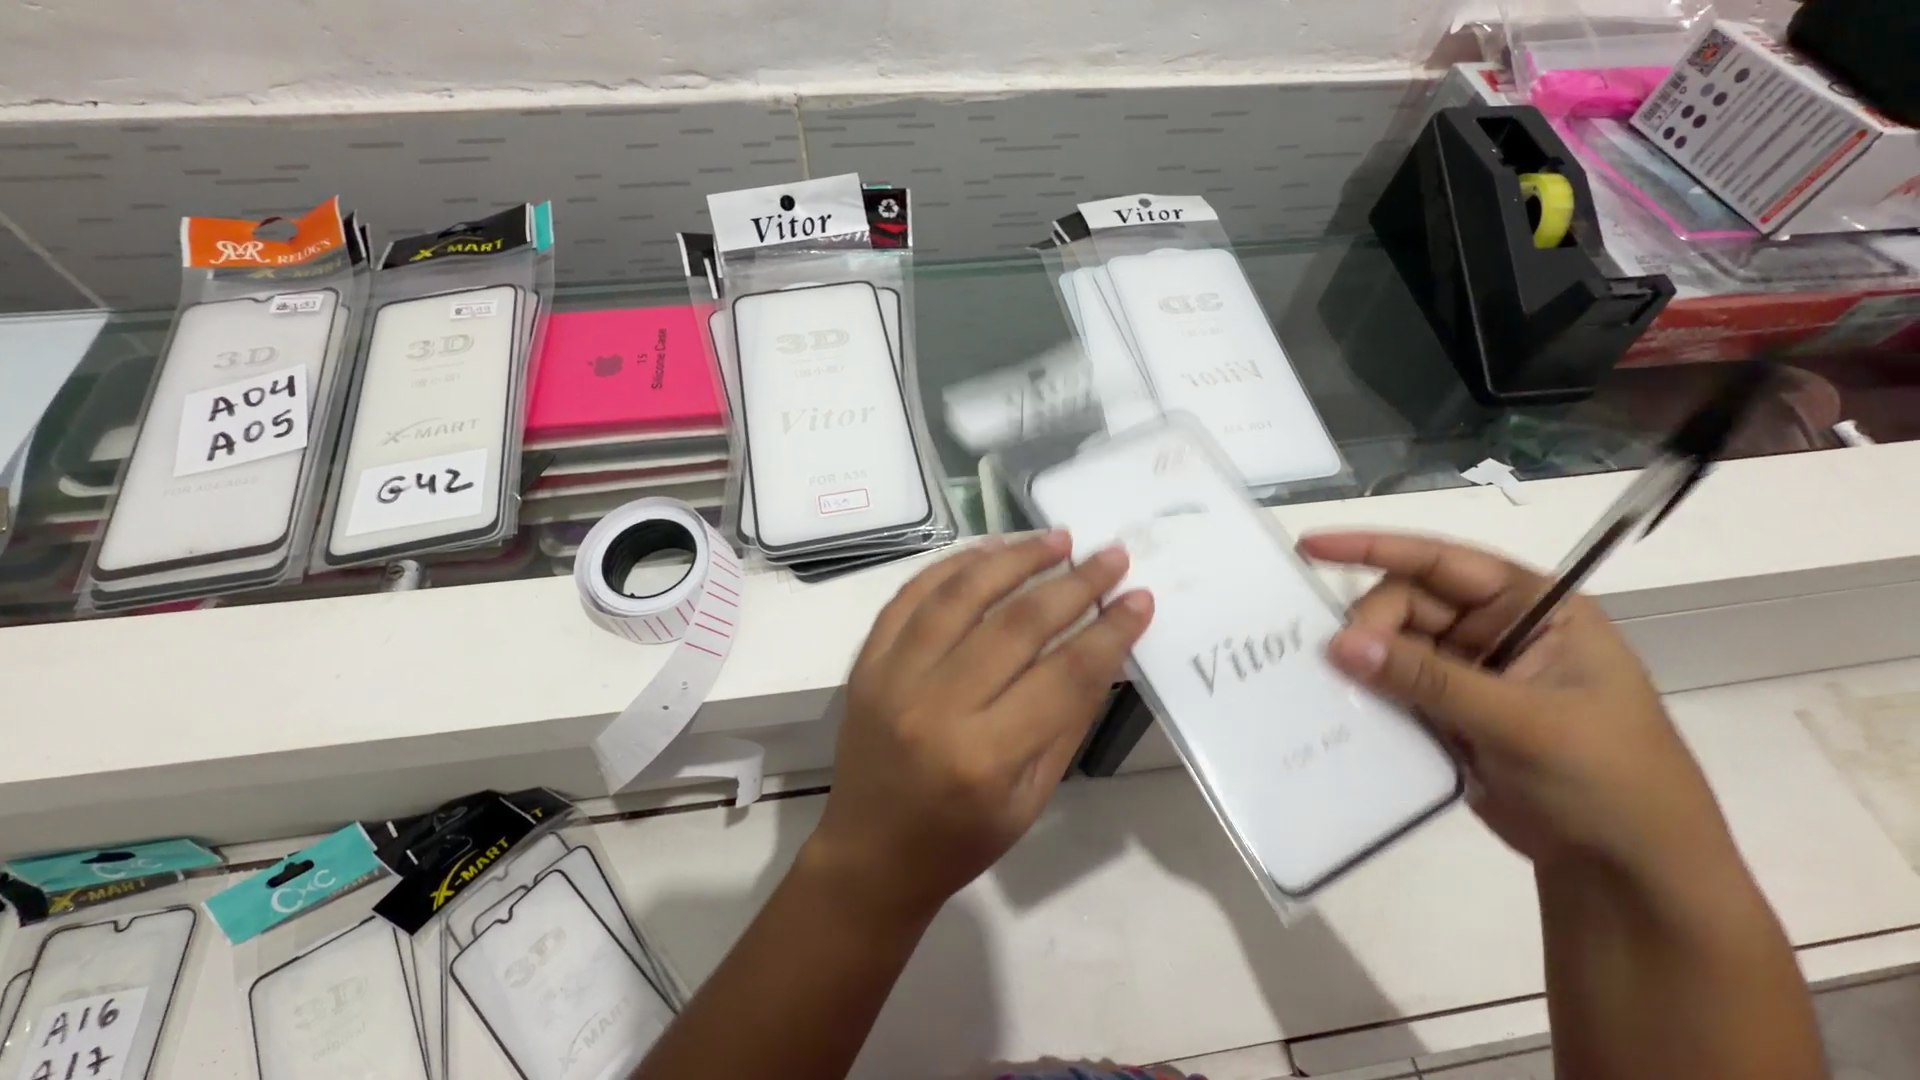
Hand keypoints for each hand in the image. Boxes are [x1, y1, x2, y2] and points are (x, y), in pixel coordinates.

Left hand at [807, 532, 1152, 923]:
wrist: (870, 855)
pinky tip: (991, 550)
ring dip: (1015, 558)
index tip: (1139, 597)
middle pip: (1017, 624)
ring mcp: (892, 678)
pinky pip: (910, 596)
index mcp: (985, 756)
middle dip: (1074, 584)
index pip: (1064, 674)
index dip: (1109, 631)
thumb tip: (1105, 651)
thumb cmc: (961, 839)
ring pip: (961, 595)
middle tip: (1110, 556)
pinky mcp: (866, 662)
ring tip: (1057, 539)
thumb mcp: (1032, 797)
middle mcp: (936, 707)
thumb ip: (1067, 719)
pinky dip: (953, 566)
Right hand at [1299, 531, 1735, 882]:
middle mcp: (1497, 631)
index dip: (1375, 548)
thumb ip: (1428, 679)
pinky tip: (1336, 704)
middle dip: (1369, 624)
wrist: (1627, 872)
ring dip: (1361, 661)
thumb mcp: (1523, 721)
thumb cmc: (1607, 779)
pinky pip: (1392, 690)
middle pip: (1407, 605)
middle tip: (1338, 660)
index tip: (1311, 546)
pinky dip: (1365, 695)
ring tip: (1322, 679)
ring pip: (1393, 648)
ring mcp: (1470, 675)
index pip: (1444, 562)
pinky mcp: (1447, 716)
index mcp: (1534, 609)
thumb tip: (1339, 644)